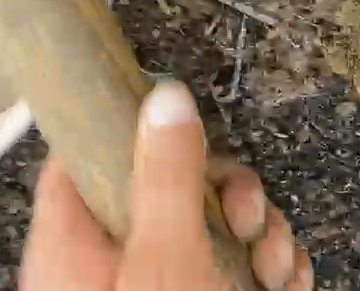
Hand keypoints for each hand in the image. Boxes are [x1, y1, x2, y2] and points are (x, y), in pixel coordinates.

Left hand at [20, 81, 311, 290]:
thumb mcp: (164, 258)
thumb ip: (167, 173)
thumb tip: (165, 89)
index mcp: (73, 248)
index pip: (78, 158)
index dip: (124, 120)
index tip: (181, 105)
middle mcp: (111, 261)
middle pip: (168, 185)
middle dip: (229, 192)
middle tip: (252, 214)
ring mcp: (156, 285)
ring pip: (212, 223)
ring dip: (260, 231)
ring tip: (277, 266)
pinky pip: (233, 263)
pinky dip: (265, 265)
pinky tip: (286, 281)